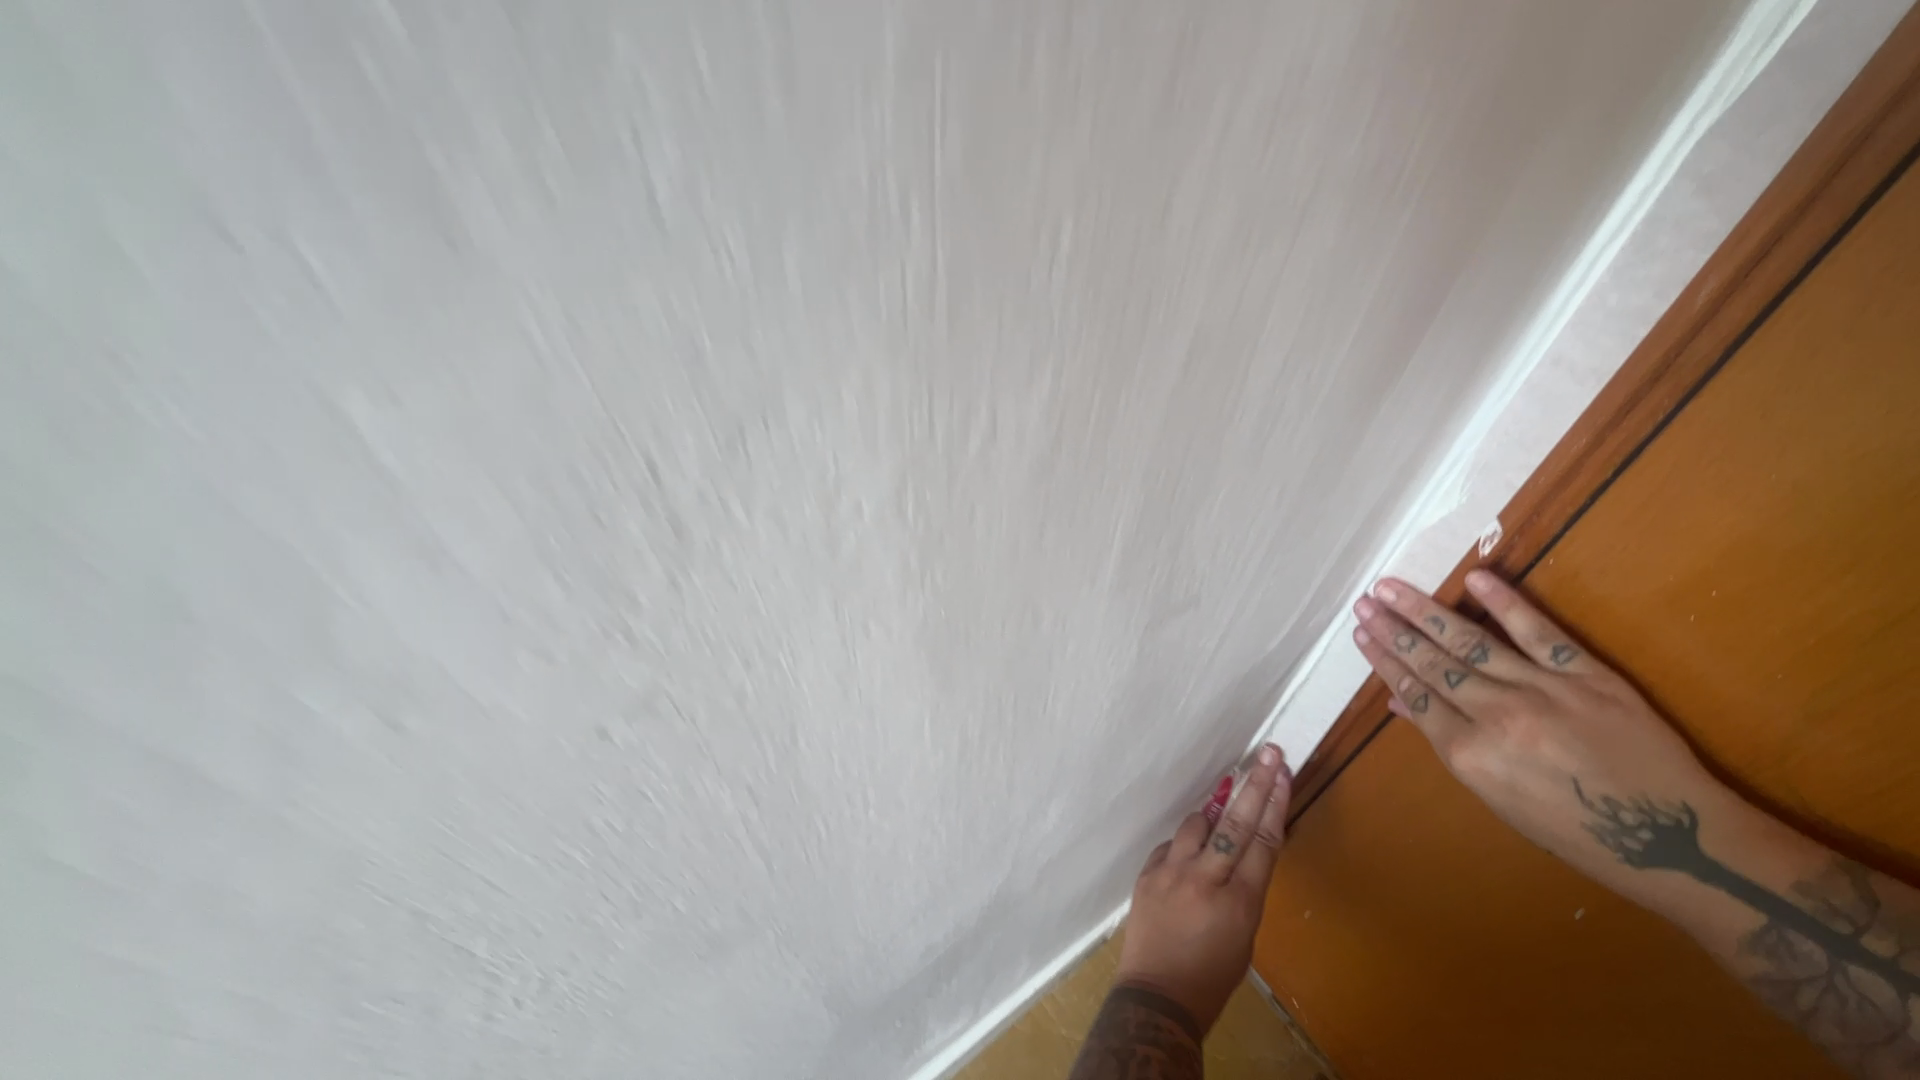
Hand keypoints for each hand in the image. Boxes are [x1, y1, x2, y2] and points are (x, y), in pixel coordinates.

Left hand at [1115, 744, 1291, 1034]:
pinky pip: (1171, 846)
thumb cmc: (1212, 977)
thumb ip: (1243, 890)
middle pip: (1235, 822)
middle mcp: (1205, 879)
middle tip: (1268, 754)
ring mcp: (1171, 872)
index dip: (1274, 804)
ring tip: (1226, 793)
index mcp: (1240, 902)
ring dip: (1213, 811)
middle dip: (1255, 785)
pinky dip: (1185, 843)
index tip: (1283, 773)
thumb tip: (1237, 852)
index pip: (1262, 841)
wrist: (1157, 996)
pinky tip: (1192, 847)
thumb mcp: (1244, 936)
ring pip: (1197, 825)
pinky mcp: (1147, 873)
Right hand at [1349, 569, 1735, 889]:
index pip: (1415, 695)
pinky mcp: (1587, 676)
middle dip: (1393, 631)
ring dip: (1425, 612)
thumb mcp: (1498, 797)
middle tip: (1363, 602)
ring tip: (1392, 588)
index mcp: (1470, 755)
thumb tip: (1400, 704)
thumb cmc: (1577, 832)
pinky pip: (1539, 634)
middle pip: (1433, 665)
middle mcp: (1496, 717)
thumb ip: (1449, 744)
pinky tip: (1475, 579)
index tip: (1360, 633)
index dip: (1384, 662)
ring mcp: (1542, 692)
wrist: (1676, 840)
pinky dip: (1506, 604)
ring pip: (1470, 644)